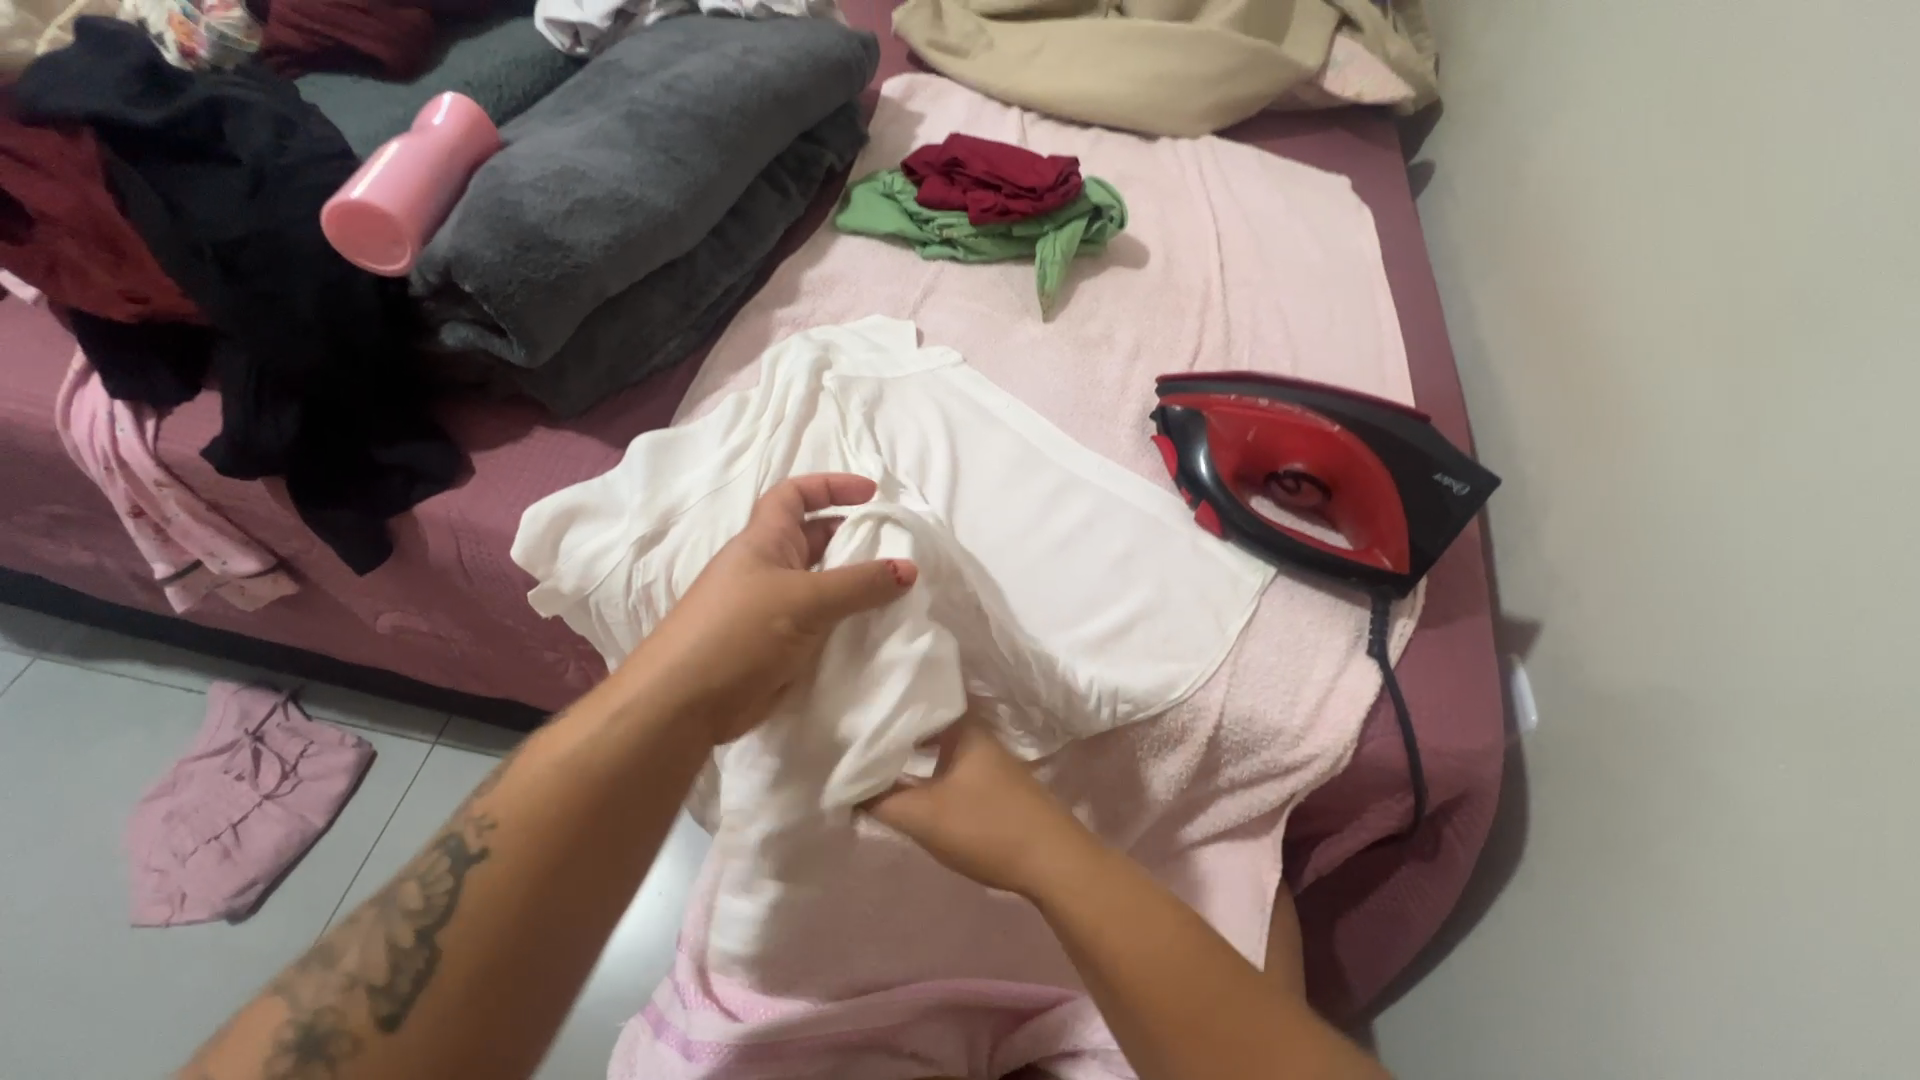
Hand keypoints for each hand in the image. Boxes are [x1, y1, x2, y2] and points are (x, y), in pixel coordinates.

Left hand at [625, 473, 916, 744]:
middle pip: (817, 540)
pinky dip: (849, 622)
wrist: (685, 702)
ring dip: (858, 586)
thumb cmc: (739, 632)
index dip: (830, 486)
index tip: (871, 495)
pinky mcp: (780, 646)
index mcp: (764, 541)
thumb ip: (860, 584)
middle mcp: (769, 568)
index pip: (795, 495)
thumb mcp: (805, 599)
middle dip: (855, 539)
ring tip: (901, 590)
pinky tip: (879, 631)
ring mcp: (774, 609)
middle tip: (899, 549)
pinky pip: (823, 623)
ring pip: (824, 585)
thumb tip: (910, 568)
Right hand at [864, 718, 1100, 897]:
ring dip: (911, 750)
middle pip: (928, 721)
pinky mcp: (994, 785)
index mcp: (963, 727)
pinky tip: (910, 783)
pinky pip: (950, 764)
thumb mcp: (923, 815)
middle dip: (895, 725)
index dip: (888, 696)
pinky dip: (927, 768)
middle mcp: (977, 735)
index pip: (920, 695)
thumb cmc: (987, 827)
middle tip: (857, 729)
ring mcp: (989, 760)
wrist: (1054, 863)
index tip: (856, 698)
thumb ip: (879, 800)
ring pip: (940, 745)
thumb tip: (843, 784)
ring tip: (874, 755)